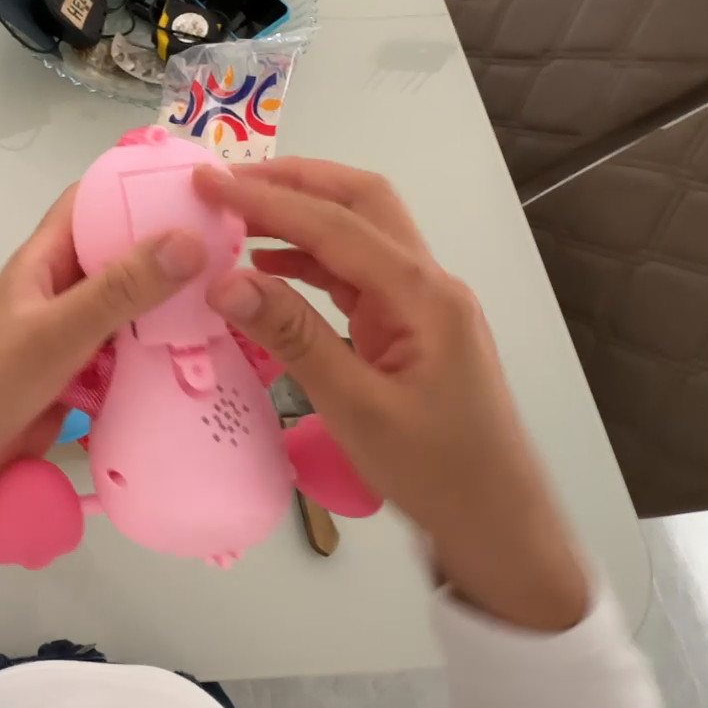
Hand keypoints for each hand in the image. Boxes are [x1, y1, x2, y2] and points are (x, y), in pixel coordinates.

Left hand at [0, 190, 206, 531]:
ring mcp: (74, 330)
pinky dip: (158, 346)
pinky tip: (200, 351)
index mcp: (45, 259)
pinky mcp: (84, 370)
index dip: (134, 186)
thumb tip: (189, 240)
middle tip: (231, 246)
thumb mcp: (58, 331)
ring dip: (168, 301)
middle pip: (119, 252)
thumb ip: (120, 290)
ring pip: (130, 303)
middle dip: (166, 247)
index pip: (90, 201)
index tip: (193, 185)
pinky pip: (129, 347)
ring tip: (230, 295)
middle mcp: (62, 286)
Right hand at [193, 159, 588, 631]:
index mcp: (423, 295)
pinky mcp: (406, 324)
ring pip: (357, 232)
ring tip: (236, 216)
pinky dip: (307, 259)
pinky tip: (268, 267)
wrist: (498, 525)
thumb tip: (224, 283)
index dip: (268, 200)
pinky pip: (352, 273)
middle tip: (228, 181)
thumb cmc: (436, 472)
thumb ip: (293, 337)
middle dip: (294, 182)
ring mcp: (418, 302)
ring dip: (299, 215)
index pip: (336, 225)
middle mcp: (426, 283)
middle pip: (361, 202)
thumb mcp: (356, 407)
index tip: (210, 184)